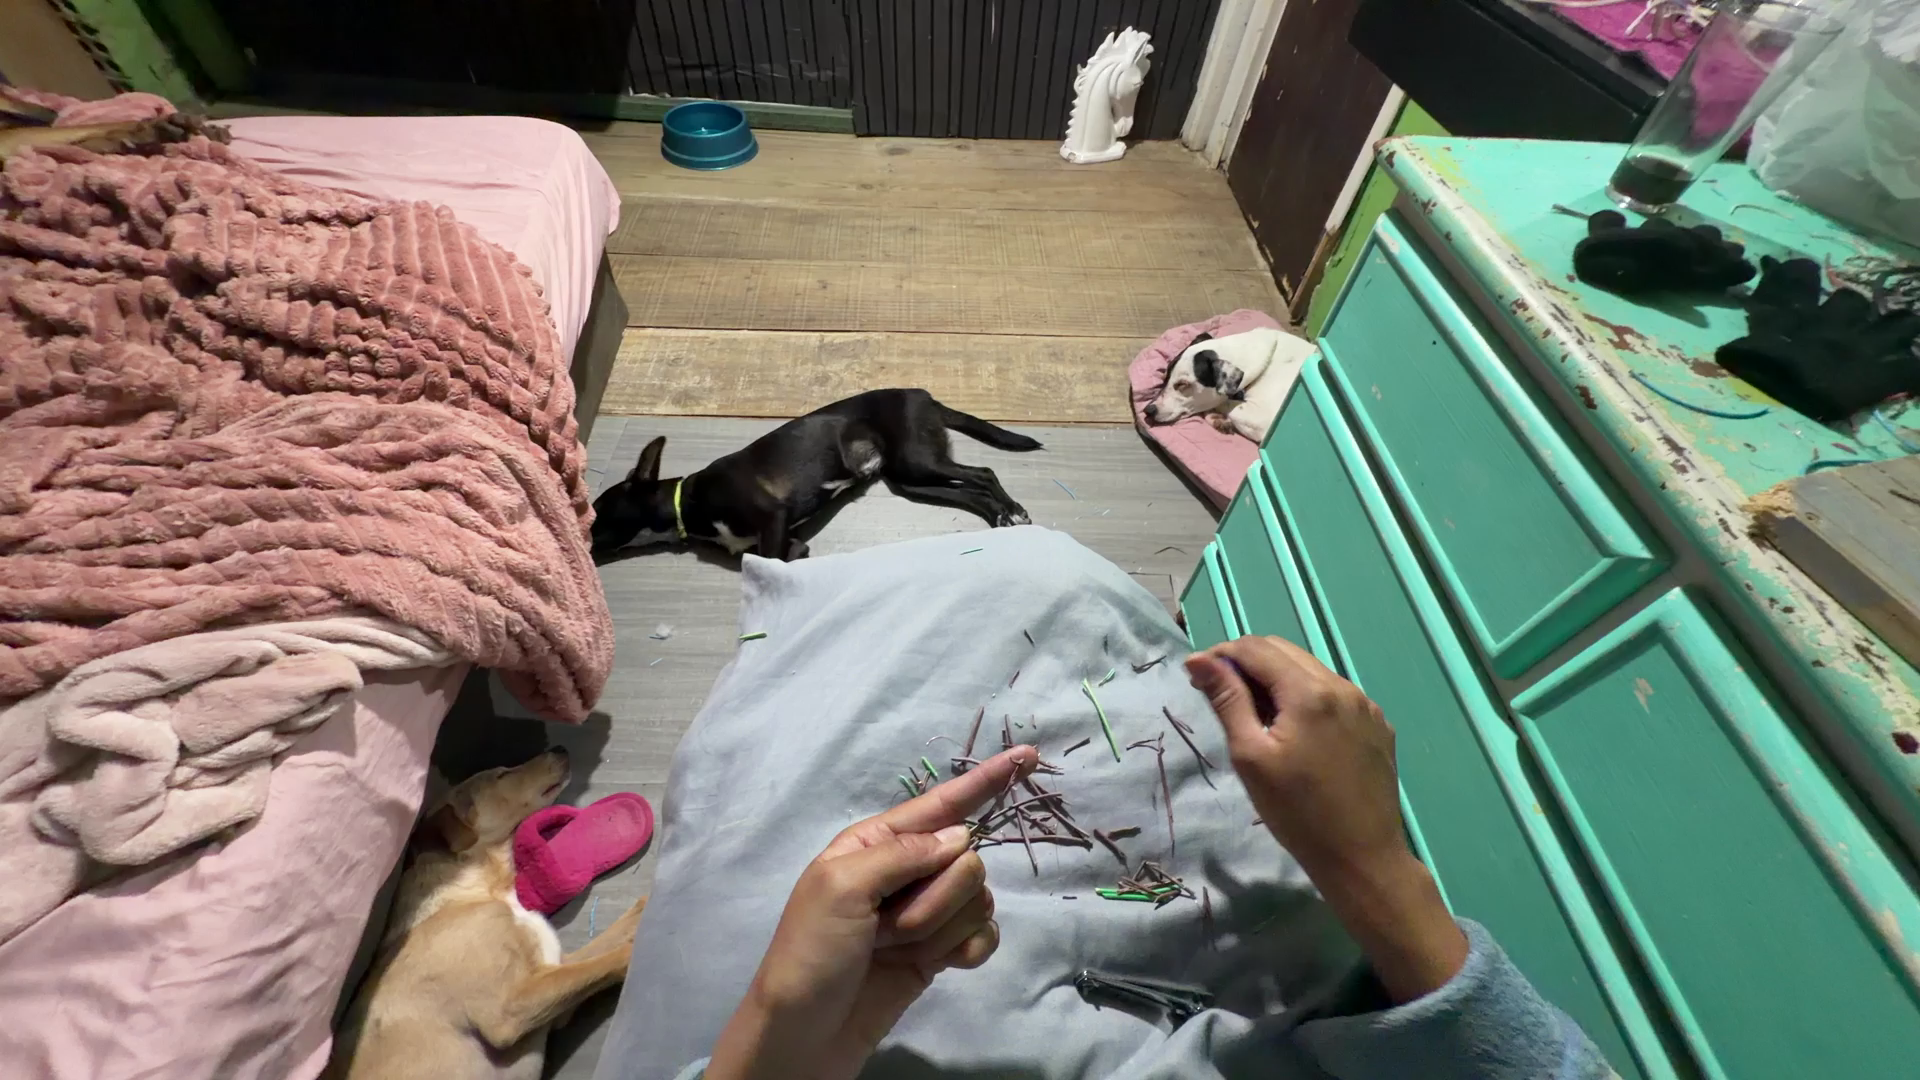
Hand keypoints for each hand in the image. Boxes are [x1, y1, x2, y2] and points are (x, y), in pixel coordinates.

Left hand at [706, 746, 1036, 1079]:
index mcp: (880, 840)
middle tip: (887, 926)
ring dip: (939, 929)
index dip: (987, 780)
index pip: (944, 803)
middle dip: (935, 897)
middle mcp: (910, 868)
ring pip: (977, 897)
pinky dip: (966, 950)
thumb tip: (962, 837)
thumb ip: (904, 854)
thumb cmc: (811, 951)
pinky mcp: (943, 950)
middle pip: (967, 858)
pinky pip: (984, 934)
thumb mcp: (841, 887)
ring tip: (895, 949)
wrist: (805, 1038)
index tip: (1029, 756)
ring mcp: (929, 910)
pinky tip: (939, 965)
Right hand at [1187, 636, 1465, 1001]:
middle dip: (1246, 662)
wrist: (1363, 860)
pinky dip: (1303, 694)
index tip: (1199, 678)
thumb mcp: (1249, 755)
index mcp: (1309, 692)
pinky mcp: (1376, 723)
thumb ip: (1226, 699)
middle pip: (1282, 650)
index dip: (1221, 655)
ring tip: (1254, 712)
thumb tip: (1198, 659)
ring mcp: (1364, 704)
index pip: (1255, 648)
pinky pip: (1331, 691)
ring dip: (1274, 677)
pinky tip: (1292, 728)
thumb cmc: (1296, 812)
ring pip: (1308, 668)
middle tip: (1220, 693)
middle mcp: (1341, 686)